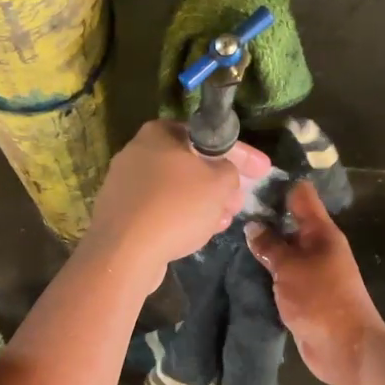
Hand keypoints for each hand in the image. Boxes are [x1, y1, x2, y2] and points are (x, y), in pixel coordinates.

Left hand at [81, 121, 270, 290]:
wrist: (124, 252)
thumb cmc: (175, 207)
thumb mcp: (218, 183)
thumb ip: (231, 172)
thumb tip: (225, 176)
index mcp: (159, 133)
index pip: (209, 137)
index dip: (241, 155)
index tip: (263, 171)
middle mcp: (137, 152)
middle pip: (191, 164)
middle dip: (220, 184)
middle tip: (240, 201)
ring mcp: (125, 185)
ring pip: (177, 190)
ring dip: (203, 204)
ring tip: (224, 220)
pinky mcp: (121, 214)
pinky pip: (160, 210)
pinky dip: (181, 217)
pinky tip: (198, 233)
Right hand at [245, 181, 384, 384]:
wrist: (344, 348)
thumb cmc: (320, 300)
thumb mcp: (290, 268)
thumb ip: (270, 246)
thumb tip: (253, 226)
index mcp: (322, 233)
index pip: (301, 196)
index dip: (278, 186)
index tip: (247, 183)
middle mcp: (319, 248)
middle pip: (290, 224)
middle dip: (264, 218)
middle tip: (228, 214)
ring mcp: (312, 273)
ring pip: (284, 252)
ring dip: (263, 248)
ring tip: (229, 240)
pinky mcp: (304, 296)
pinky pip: (282, 276)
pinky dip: (266, 272)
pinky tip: (242, 270)